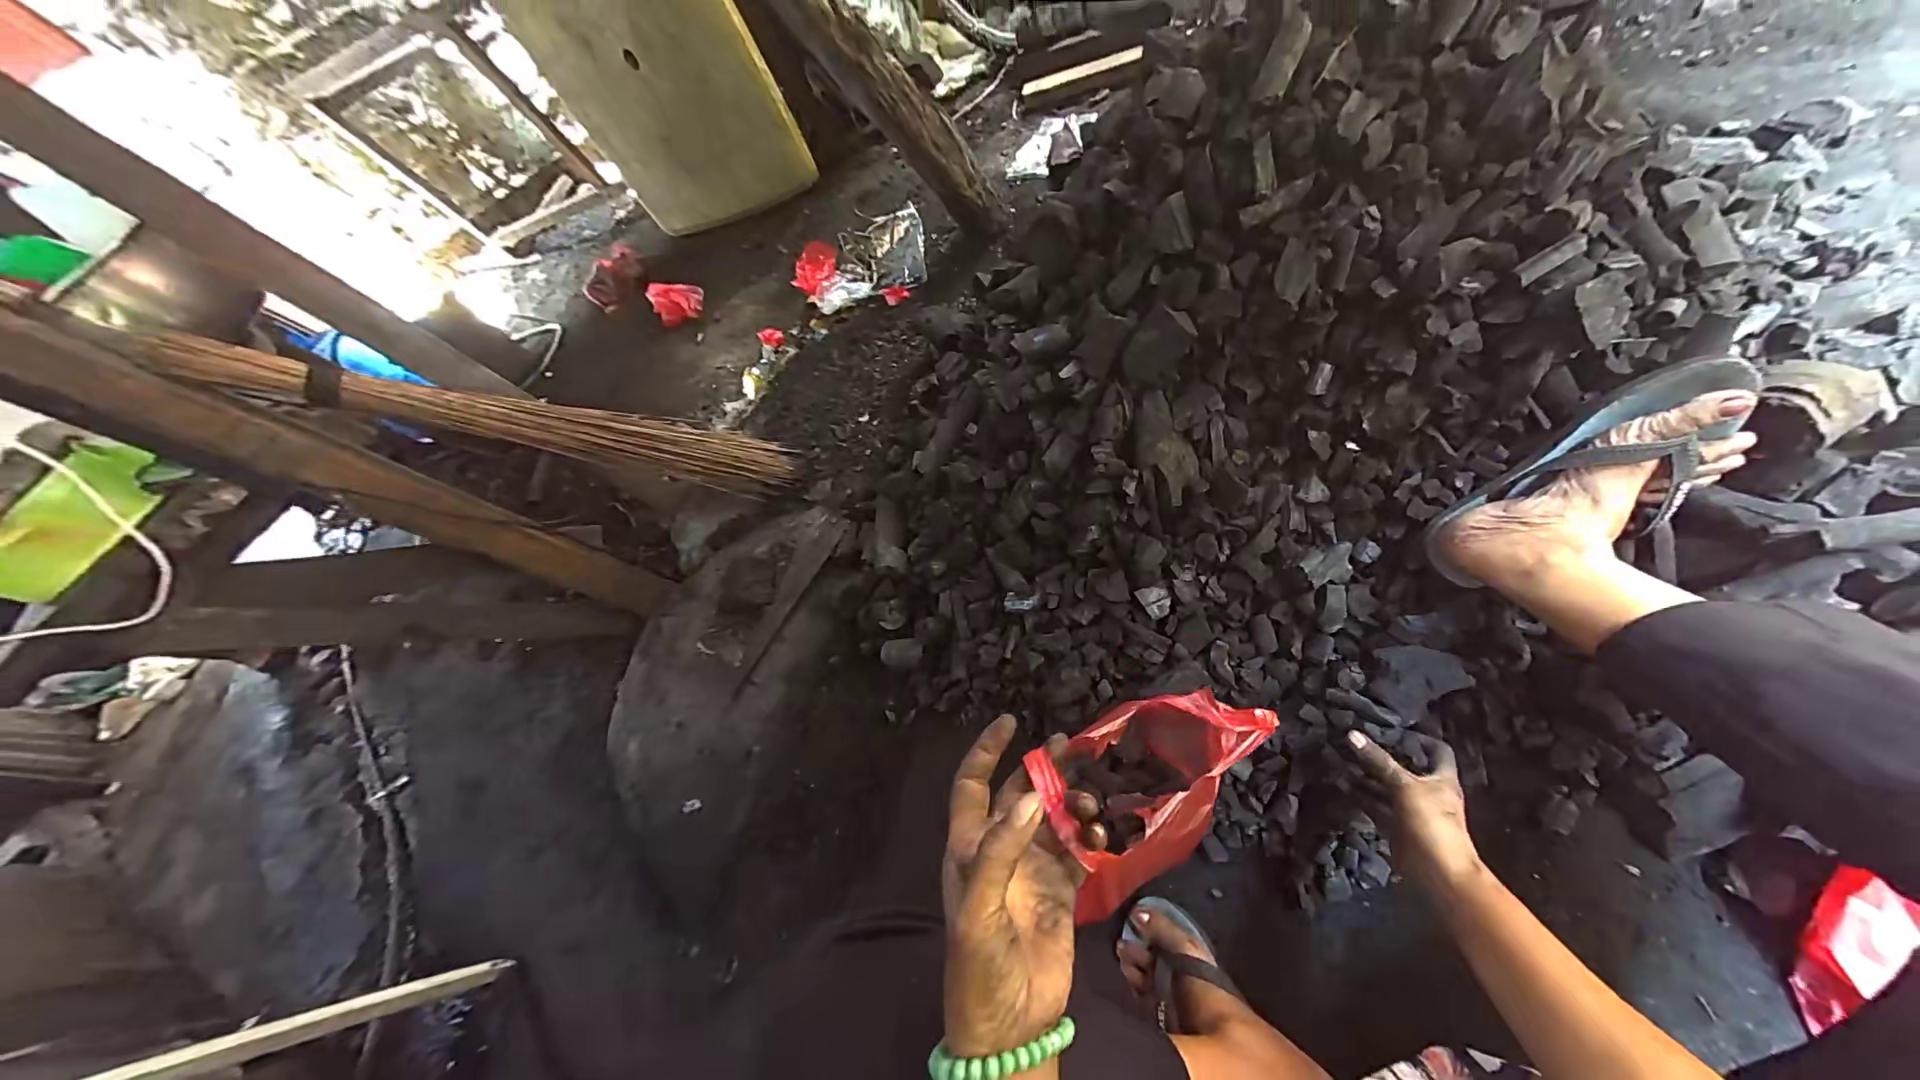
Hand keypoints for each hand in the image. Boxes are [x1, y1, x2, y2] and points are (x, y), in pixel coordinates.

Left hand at [942, 716, 1103, 1057]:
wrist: (1010, 1022)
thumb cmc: (978, 962)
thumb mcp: (978, 906)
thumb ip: (1001, 851)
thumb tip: (1026, 800)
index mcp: (971, 846)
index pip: (972, 784)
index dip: (986, 751)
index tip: (1010, 721)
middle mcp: (1002, 848)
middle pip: (1022, 793)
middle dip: (1044, 768)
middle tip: (1073, 747)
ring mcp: (1033, 867)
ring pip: (1054, 817)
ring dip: (1073, 803)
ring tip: (1090, 804)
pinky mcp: (1061, 889)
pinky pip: (1078, 849)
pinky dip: (1091, 835)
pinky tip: (1103, 832)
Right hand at [1346, 730, 1481, 891]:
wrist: (1439, 874)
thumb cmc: (1432, 824)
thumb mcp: (1405, 786)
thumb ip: (1379, 762)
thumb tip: (1353, 734)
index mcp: (1442, 780)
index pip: (1435, 750)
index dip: (1417, 738)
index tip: (1389, 728)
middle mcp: (1427, 792)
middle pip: (1404, 767)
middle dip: (1380, 756)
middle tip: (1353, 740)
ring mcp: (1410, 810)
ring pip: (1385, 786)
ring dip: (1365, 775)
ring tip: (1339, 758)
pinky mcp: (1395, 826)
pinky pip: (1374, 804)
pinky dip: (1359, 795)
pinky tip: (1341, 783)